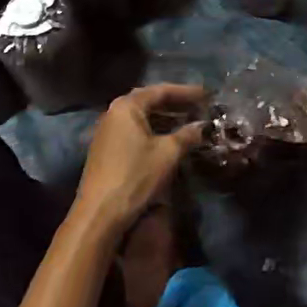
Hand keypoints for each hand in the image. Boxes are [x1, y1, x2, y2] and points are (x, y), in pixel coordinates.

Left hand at [74, 83, 205, 233]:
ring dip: (165, 118)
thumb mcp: (168, 153)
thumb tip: (203, 126)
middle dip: (176, 104)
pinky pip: (134, 131)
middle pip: (150, 101)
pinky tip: (168, 139)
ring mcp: (107, 132)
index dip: (187, 92)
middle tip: (199, 107)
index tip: (207, 95)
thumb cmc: (135, 176)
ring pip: (142, 117)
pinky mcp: (106, 150)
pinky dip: (153, 130)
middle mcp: (114, 113)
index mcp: (127, 106)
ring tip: (188, 122)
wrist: (99, 216)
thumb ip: (188, 134)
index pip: (162, 91)